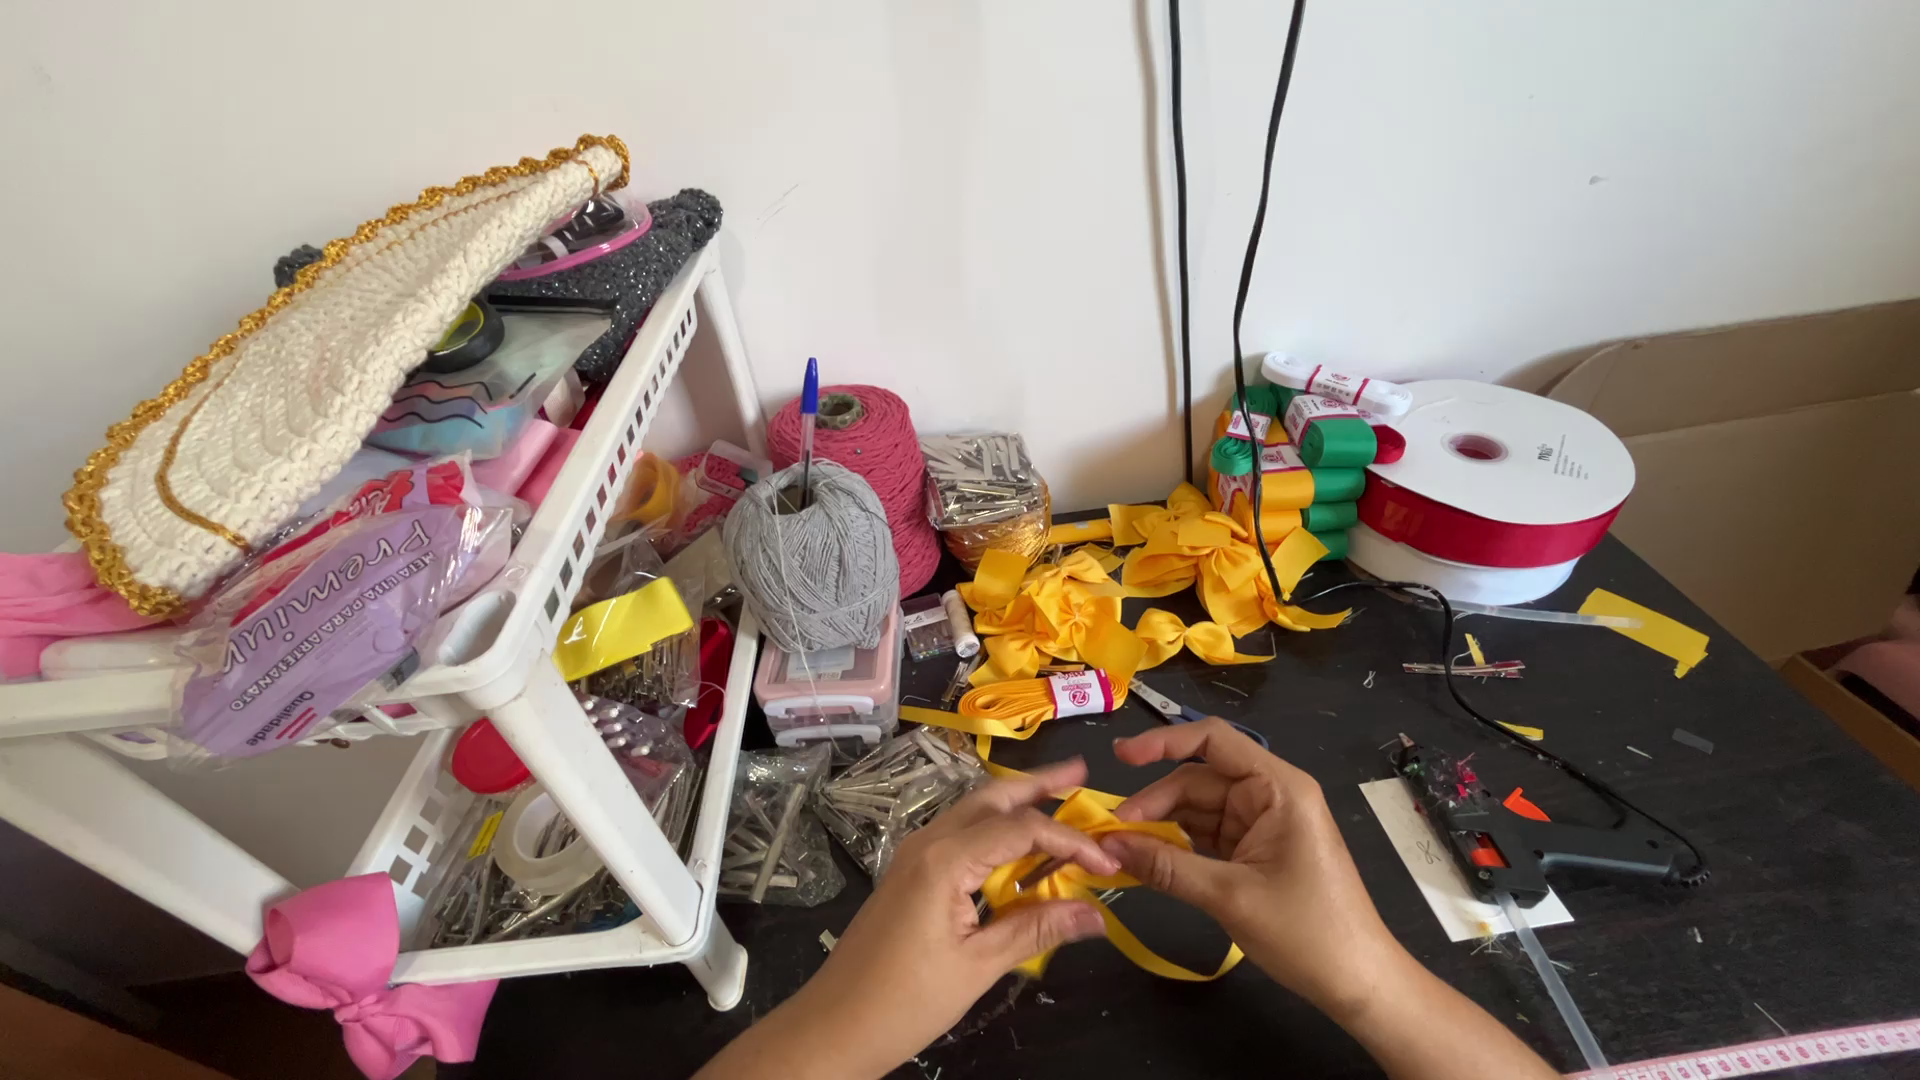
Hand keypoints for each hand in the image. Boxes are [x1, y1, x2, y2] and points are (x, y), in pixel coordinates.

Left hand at [697, 760, 1115, 1079]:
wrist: (834, 1025)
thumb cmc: (905, 1000)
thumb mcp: (978, 967)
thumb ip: (1037, 930)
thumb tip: (1096, 914)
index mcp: (946, 858)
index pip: (1021, 829)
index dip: (1069, 840)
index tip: (1108, 861)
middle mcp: (930, 839)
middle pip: (992, 797)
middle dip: (1037, 784)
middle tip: (1080, 773)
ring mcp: (916, 851)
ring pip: (974, 810)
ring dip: (1016, 802)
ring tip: (1058, 794)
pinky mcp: (912, 868)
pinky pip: (961, 833)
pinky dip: (995, 828)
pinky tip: (1017, 843)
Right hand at [1101, 719, 1405, 1019]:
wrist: (1361, 986)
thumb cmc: (1308, 933)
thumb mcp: (1230, 897)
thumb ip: (1167, 867)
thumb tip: (1108, 845)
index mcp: (1277, 787)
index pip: (1213, 740)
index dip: (1163, 742)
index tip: (1121, 757)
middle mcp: (1267, 794)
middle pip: (1196, 780)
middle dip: (1154, 803)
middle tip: (1111, 832)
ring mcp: (1260, 821)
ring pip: (1195, 808)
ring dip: (1160, 826)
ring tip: (1123, 848)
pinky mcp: (1252, 847)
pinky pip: (1204, 833)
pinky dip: (1175, 844)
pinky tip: (1149, 858)